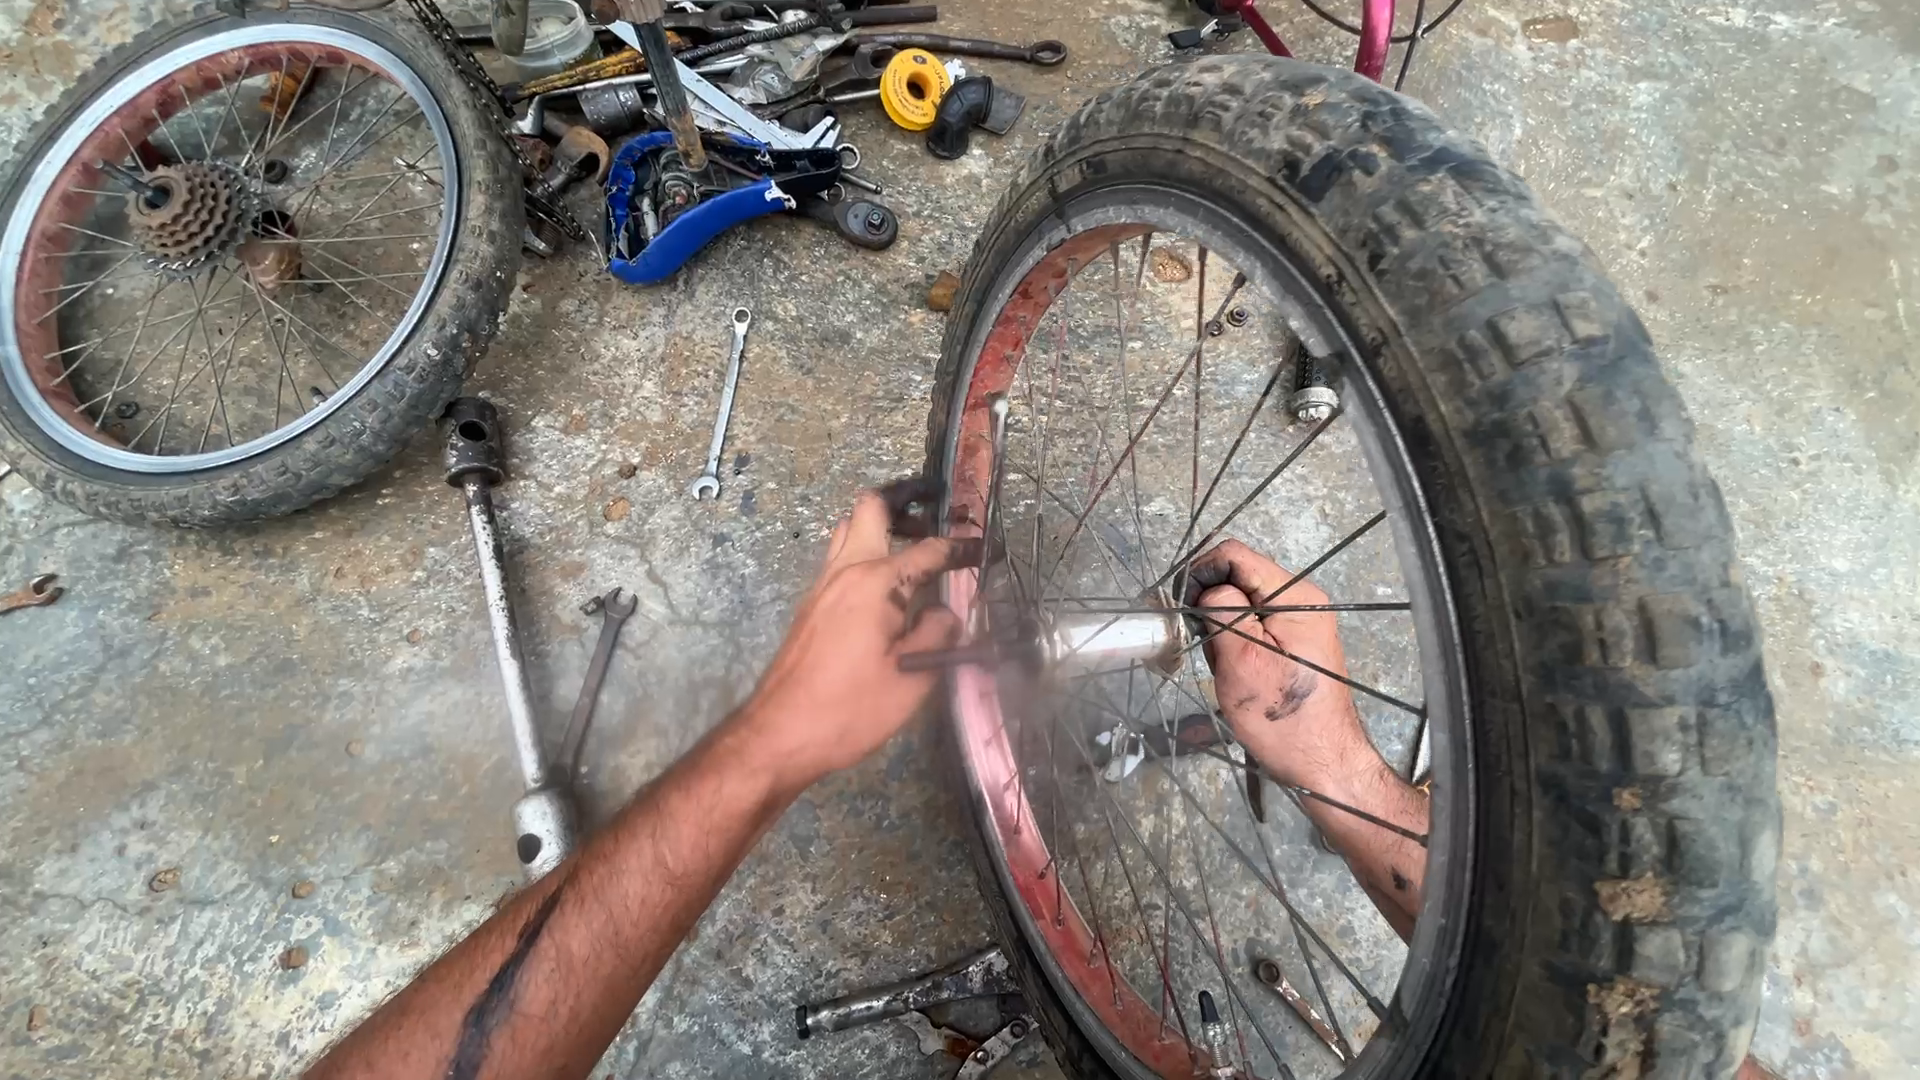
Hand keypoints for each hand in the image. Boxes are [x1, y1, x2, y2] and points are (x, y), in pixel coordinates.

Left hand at [728, 488, 975, 791]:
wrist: (779, 734)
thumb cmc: (849, 708)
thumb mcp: (912, 677)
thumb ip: (937, 634)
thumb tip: (946, 613)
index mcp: (875, 583)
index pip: (927, 551)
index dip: (959, 549)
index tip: (981, 549)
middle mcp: (846, 570)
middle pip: (870, 509)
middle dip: (904, 506)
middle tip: (931, 525)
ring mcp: (823, 585)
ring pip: (848, 531)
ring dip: (879, 530)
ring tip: (910, 552)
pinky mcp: (812, 605)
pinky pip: (840, 560)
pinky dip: (864, 556)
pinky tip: (885, 591)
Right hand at [1187, 539, 1373, 791]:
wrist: (1323, 765)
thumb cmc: (1282, 719)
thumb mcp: (1242, 661)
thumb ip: (1222, 612)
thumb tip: (1205, 587)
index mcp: (1295, 597)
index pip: (1234, 555)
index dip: (1200, 572)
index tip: (1181, 605)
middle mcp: (1301, 598)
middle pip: (1237, 573)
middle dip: (1208, 599)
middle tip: (1197, 638)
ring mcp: (1297, 619)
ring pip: (1239, 597)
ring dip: (1217, 621)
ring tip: (1218, 659)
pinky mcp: (1291, 638)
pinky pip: (1249, 619)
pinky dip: (1230, 635)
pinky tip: (1230, 663)